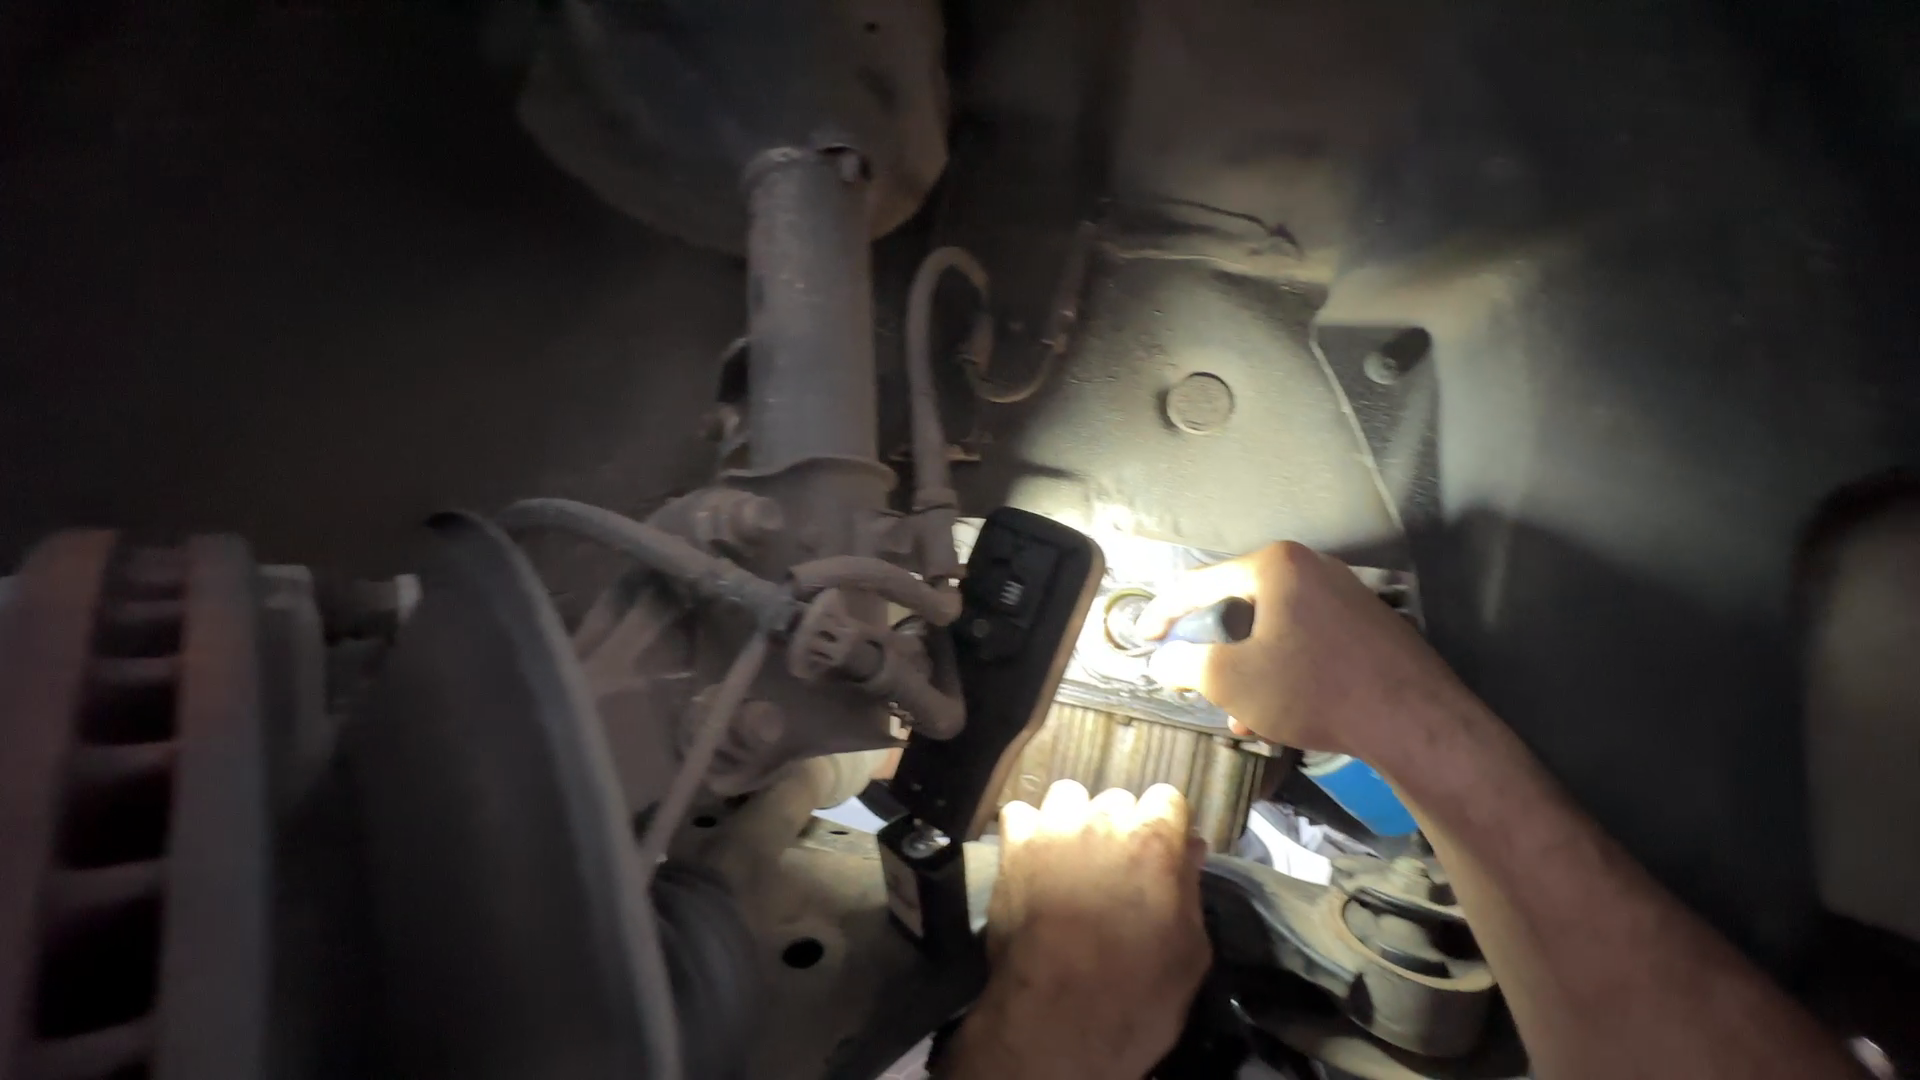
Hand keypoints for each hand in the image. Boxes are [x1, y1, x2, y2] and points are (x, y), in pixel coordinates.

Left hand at [946, 781, 1209, 1079]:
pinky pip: (1019, 813)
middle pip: (1117, 799)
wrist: (1058, 1018)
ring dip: (1072, 820)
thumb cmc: (1137, 995)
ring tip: (1069, 858)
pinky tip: (1030, 858)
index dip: (1165, 827)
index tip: (1160, 854)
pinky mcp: (1014, 843)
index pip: (1167, 797)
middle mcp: (1104, 818)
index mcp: (1154, 839)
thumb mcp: (1190, 951)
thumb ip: (1189, 887)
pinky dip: (1026, 830)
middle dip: (1119, 827)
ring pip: (1067, 796)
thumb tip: (1189, 847)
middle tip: (1114, 869)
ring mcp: (1054, 826)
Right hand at [1140, 541, 1467, 758]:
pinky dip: (1282, 669)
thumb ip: (1184, 663)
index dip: (1164, 613)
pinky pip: (1306, 640)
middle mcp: (1311, 566)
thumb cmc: (1311, 689)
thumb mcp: (1230, 679)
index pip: (1199, 583)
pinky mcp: (1367, 624)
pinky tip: (1278, 713)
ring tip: (1238, 715)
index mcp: (1274, 564)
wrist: (1416, 723)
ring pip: (1273, 630)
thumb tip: (1161, 660)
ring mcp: (1344, 593)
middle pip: (1238, 606)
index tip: (1143, 638)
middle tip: (1194, 678)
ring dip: (1247, 670)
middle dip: (1213, 651)